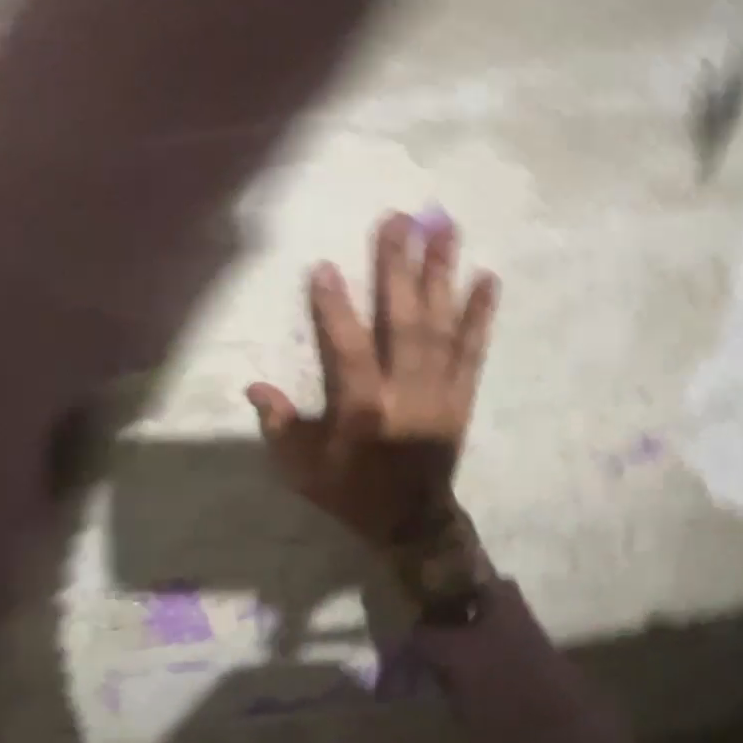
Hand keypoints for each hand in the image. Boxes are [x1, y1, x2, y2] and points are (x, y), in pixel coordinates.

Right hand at [246, 211, 499, 545]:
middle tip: (400, 220)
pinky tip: (487, 278)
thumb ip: (280, 426)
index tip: (325, 265)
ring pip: (441, 326)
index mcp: (363, 411)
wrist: (412, 522)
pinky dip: (480, 315)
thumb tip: (255, 387)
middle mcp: (405, 393)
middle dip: (399, 268)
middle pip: (403, 322)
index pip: (346, 349)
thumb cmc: (350, 492)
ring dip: (442, 275)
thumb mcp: (303, 468)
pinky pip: (473, 351)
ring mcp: (439, 392)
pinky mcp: (462, 396)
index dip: (334, 308)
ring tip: (445, 230)